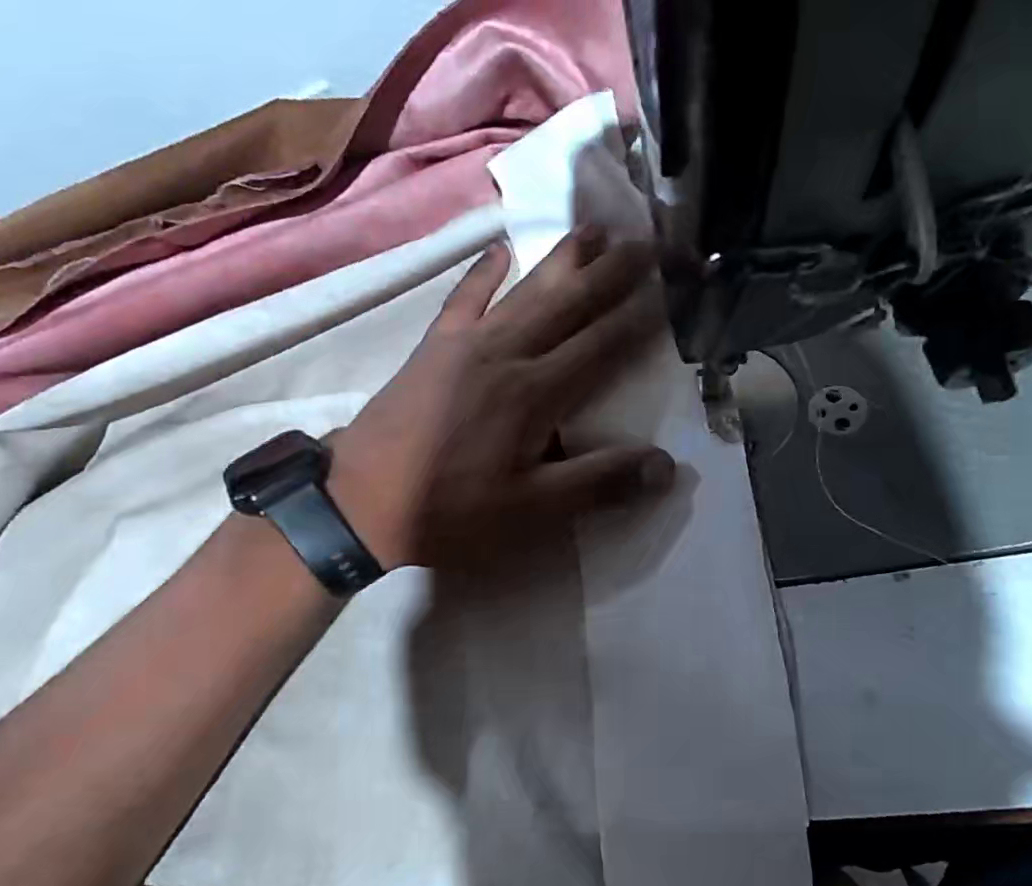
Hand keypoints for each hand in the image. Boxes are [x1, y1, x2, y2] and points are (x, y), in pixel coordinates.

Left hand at [327, 227, 674, 567]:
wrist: (359, 504)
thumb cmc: (453, 512)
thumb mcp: (532, 510)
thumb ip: (599, 483)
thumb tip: (666, 466)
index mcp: (535, 393)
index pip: (602, 345)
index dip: (641, 315)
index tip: (672, 284)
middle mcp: (505, 354)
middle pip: (569, 304)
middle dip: (612, 272)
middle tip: (647, 239)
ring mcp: (465, 344)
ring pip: (525, 290)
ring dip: (562, 259)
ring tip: (593, 227)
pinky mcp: (434, 347)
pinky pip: (465, 299)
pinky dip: (485, 272)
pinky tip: (501, 250)